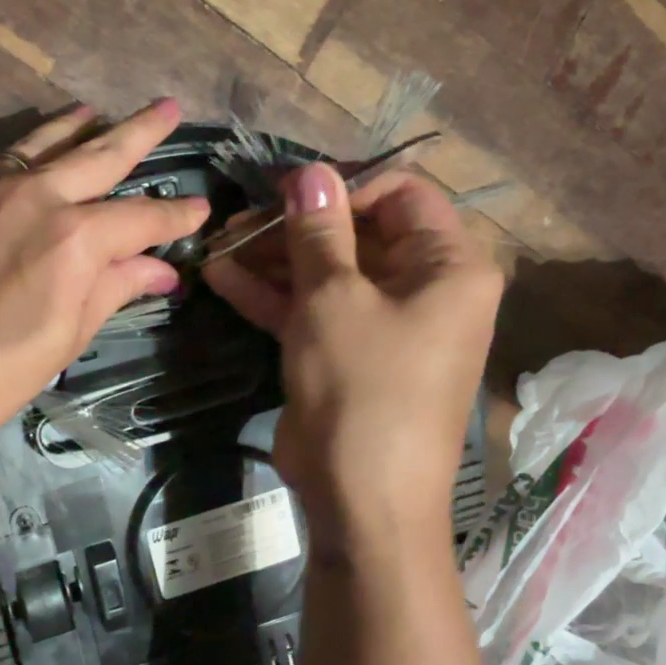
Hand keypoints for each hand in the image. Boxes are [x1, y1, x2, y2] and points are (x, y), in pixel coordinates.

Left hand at [0, 100, 207, 494]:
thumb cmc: (0, 373)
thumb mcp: (68, 334)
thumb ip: (114, 287)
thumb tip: (160, 270)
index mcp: (74, 237)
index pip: (140, 216)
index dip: (175, 215)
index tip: (199, 209)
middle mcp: (34, 196)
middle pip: (98, 154)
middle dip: (140, 132)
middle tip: (168, 107)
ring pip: (43, 144)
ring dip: (77, 127)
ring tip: (98, 112)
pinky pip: (0, 162)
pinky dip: (28, 153)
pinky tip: (37, 156)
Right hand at [204, 163, 500, 553]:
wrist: (360, 494)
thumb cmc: (362, 385)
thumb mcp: (333, 300)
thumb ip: (318, 232)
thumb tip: (309, 171)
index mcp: (449, 266)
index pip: (402, 195)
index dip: (343, 189)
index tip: (285, 195)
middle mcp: (424, 289)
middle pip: (357, 235)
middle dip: (294, 227)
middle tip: (237, 220)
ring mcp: (382, 325)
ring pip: (326, 274)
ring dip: (272, 260)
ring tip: (216, 246)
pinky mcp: (345, 355)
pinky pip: (311, 310)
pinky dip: (271, 295)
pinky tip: (219, 277)